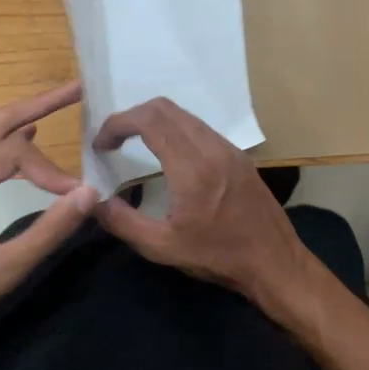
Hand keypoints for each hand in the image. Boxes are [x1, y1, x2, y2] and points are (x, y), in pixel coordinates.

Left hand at [0, 81, 97, 368]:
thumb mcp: (2, 274)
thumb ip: (48, 232)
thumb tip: (90, 193)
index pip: (10, 154)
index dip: (50, 169)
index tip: (77, 194)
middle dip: (36, 104)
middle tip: (76, 89)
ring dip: (21, 116)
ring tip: (59, 102)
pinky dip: (6, 139)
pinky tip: (26, 137)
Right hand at [93, 98, 316, 301]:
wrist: (273, 260)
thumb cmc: (217, 256)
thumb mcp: (162, 247)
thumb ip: (122, 222)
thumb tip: (95, 201)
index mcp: (192, 168)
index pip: (150, 120)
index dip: (118, 123)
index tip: (101, 145)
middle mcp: (212, 148)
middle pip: (166, 108)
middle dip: (133, 117)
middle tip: (113, 141)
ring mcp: (230, 149)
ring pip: (186, 116)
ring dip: (156, 122)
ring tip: (134, 145)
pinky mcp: (240, 155)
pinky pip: (202, 128)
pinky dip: (177, 130)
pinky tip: (168, 154)